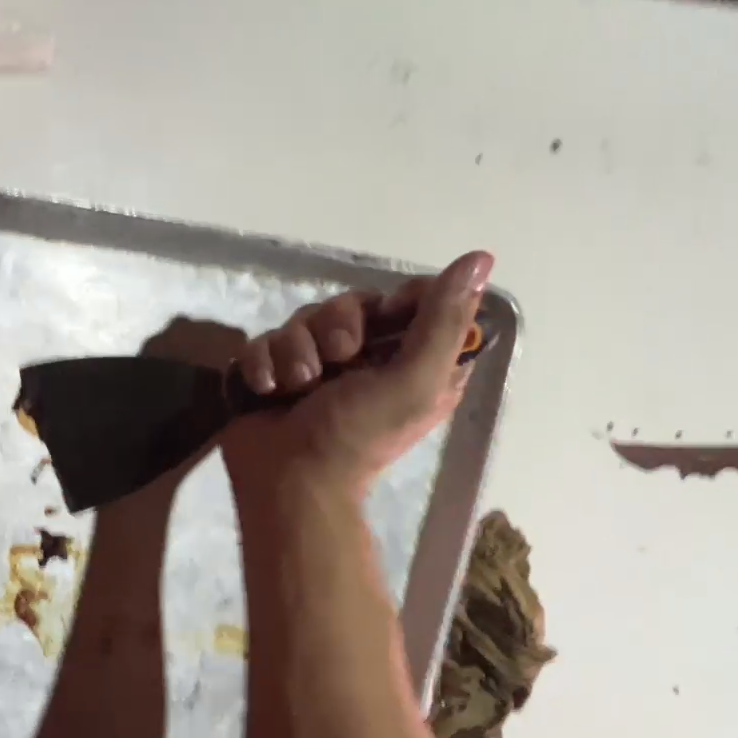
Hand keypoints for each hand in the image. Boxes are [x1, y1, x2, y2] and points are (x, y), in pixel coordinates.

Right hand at [222, 250, 493, 497]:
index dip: (398, 299)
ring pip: (297, 321)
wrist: (287, 479)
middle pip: (345, 304)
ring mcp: (308, 366)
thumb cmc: (357, 437)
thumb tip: (479, 257)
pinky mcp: (267, 374)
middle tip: (335, 360)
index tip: (387, 314)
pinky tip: (266, 391)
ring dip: (292, 352)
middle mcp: (361, 357)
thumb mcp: (416, 382)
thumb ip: (444, 322)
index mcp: (408, 358)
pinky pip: (257, 344)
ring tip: (294, 387)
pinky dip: (259, 366)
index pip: (410, 298)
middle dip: (333, 328)